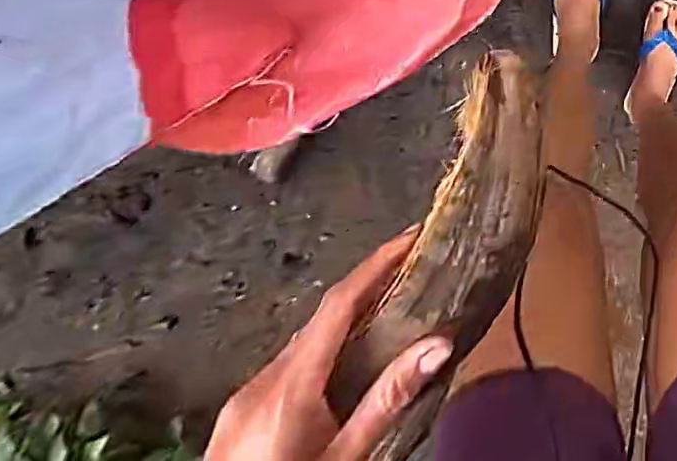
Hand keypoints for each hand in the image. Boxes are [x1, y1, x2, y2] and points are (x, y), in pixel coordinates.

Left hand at [204, 232, 448, 460]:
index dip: (378, 262)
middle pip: (322, 318)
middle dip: (369, 289)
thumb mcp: (346, 457)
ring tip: (392, 310)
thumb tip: (440, 344)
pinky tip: (348, 362)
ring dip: (347, 321)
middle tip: (413, 271)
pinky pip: (288, 367)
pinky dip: (324, 350)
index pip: (339, 303)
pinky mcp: (236, 419)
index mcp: (287, 386)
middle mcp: (260, 384)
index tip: (412, 237)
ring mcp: (242, 401)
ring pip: (305, 342)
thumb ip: (388, 399)